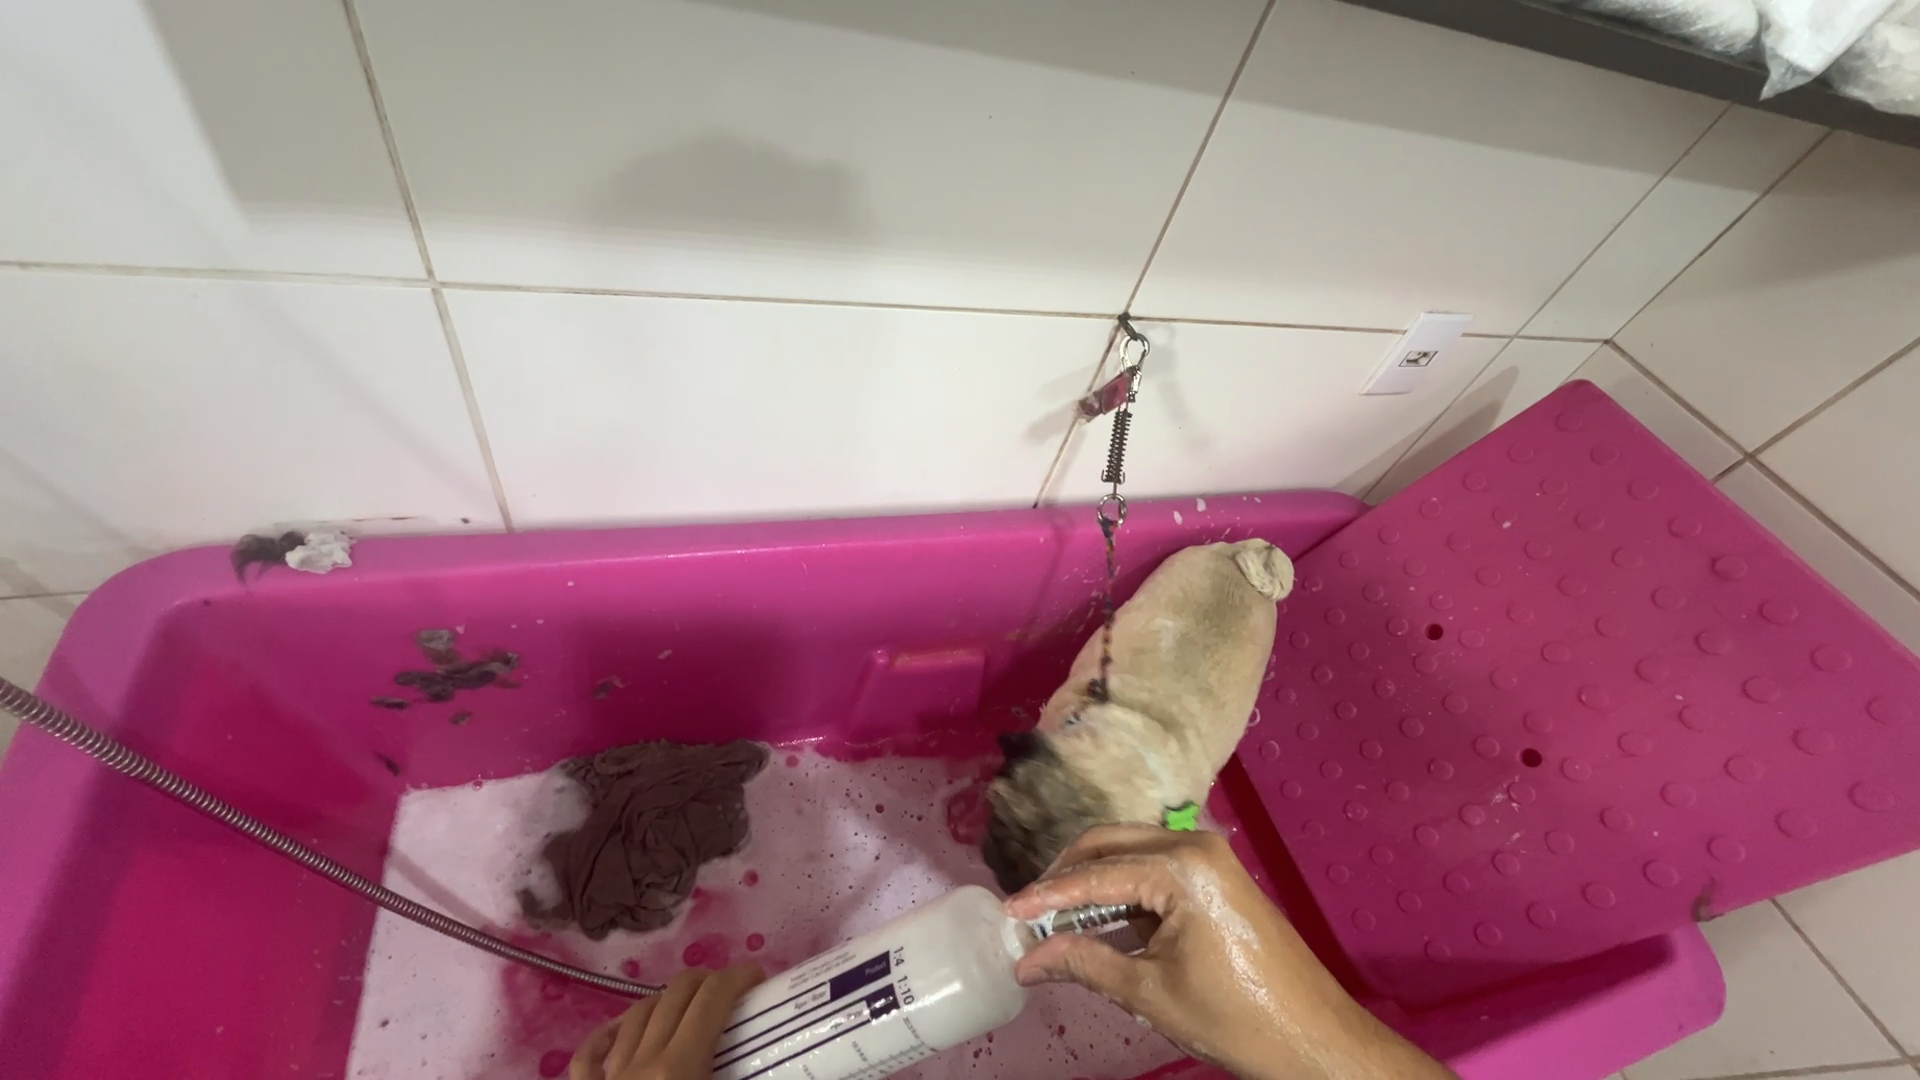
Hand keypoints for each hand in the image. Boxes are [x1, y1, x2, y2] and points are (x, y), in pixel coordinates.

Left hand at [570, 964, 764, 1079]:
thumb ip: (743, 1076)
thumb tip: (778, 1069)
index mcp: (679, 1068)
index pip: (714, 996)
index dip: (741, 976)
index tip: (760, 980)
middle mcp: (642, 1062)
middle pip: (678, 992)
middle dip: (709, 981)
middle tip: (732, 995)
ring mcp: (608, 1078)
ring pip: (638, 1013)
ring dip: (668, 1002)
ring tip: (690, 1009)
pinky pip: (589, 1056)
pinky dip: (609, 1036)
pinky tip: (622, 1031)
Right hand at [1006, 826, 1455, 1079]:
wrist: (1319, 1041)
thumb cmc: (1236, 1020)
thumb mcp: (1151, 993)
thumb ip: (1084, 963)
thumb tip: (1027, 959)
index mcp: (1180, 867)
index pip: (1095, 874)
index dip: (1046, 896)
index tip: (1006, 912)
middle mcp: (1192, 843)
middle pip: (1108, 844)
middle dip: (1065, 876)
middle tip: (1029, 911)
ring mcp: (1207, 853)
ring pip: (1128, 852)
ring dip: (1090, 880)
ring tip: (1054, 915)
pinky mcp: (1214, 871)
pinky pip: (1152, 867)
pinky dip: (1120, 889)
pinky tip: (1097, 917)